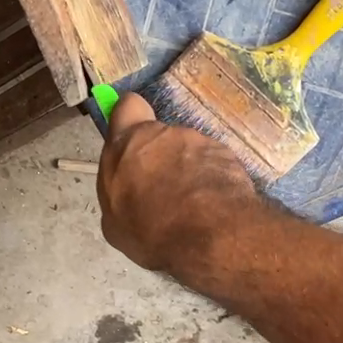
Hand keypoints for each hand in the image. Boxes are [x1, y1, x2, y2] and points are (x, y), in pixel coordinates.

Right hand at [97, 93, 260, 273]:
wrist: (208, 237)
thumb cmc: (150, 231)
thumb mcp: (115, 222)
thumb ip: (119, 191)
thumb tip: (128, 190)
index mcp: (128, 144)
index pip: (127, 106)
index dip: (130, 117)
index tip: (133, 138)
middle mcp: (163, 134)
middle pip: (160, 137)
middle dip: (162, 158)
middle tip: (164, 193)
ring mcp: (199, 142)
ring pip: (189, 152)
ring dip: (189, 172)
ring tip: (192, 207)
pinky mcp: (227, 155)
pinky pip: (214, 165)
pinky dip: (212, 181)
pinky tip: (213, 208)